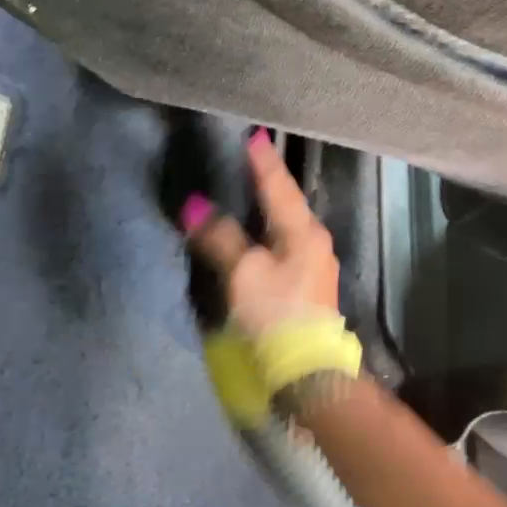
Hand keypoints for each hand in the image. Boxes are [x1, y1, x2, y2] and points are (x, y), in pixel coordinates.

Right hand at [186, 134, 338, 335]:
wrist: (307, 369)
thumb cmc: (276, 312)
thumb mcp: (243, 271)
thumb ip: (219, 236)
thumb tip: (193, 206)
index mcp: (302, 233)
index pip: (278, 187)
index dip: (262, 163)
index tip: (253, 137)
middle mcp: (313, 242)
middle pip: (287, 202)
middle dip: (269, 179)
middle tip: (250, 156)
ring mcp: (312, 263)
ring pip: (287, 221)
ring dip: (269, 203)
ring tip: (252, 185)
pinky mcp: (304, 282)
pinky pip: (283, 239)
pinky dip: (268, 224)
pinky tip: (258, 225)